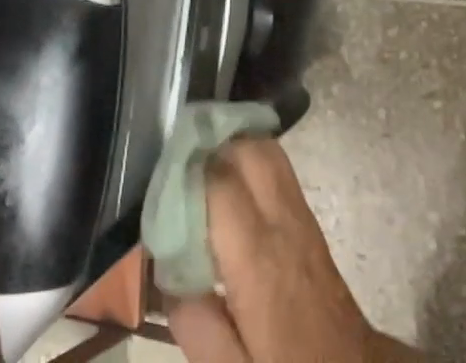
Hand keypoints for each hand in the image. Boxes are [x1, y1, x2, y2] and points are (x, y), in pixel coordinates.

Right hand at [164, 138, 423, 362]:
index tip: (158, 176)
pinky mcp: (307, 219)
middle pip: (250, 150)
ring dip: (230, 146)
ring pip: (267, 152)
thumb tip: (167, 270)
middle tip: (177, 163)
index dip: (186, 168)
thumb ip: (193, 322)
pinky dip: (247, 162)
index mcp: (258, 258)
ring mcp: (300, 215)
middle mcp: (282, 223)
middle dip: (210, 143)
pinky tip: (223, 185)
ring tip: (197, 166)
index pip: (221, 182)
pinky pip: (276, 170)